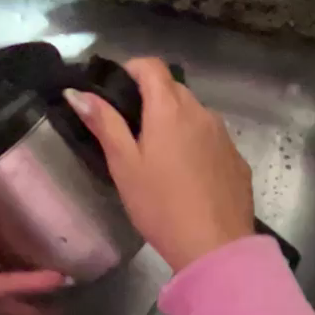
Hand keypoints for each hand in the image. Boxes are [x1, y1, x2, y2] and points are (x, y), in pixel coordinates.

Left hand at [0, 165, 66, 314]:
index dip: (5, 205)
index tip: (34, 196)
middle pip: (2, 245)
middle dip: (26, 245)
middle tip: (61, 237)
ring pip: (12, 274)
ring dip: (37, 278)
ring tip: (73, 273)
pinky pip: (8, 287)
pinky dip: (31, 285)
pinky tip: (59, 280)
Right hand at [64, 59, 254, 272]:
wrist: (216, 248)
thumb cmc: (160, 204)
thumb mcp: (123, 164)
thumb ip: (103, 122)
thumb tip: (77, 92)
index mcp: (169, 108)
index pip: (152, 65)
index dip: (132, 68)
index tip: (116, 89)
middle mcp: (201, 111)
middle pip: (173, 88)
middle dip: (151, 97)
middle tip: (130, 128)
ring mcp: (223, 134)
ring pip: (194, 113)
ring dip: (175, 121)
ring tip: (157, 154)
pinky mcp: (236, 158)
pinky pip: (211, 138)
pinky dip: (195, 143)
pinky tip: (186, 175)